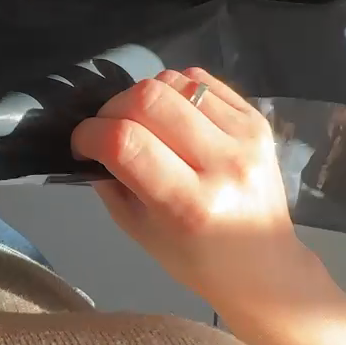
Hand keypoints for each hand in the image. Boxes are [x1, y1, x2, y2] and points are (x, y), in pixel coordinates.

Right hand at [71, 69, 319, 304]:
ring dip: (141, 97)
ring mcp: (245, 136)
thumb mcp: (137, 229)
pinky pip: (199, 79)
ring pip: (172, 82)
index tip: (82, 146)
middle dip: (111, 109)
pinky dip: (172, 90)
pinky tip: (170, 115)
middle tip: (108, 131)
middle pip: (147, 99)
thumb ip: (112, 180)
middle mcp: (222, 164)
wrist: (263, 265)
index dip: (89, 134)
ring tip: (141, 122)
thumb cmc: (194, 258)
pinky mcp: (257, 119)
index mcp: (188, 204)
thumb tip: (95, 140)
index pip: (125, 142)